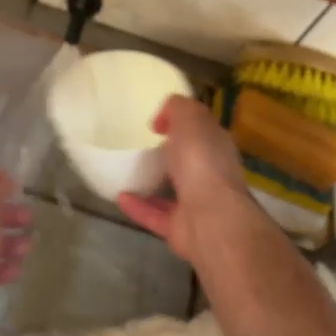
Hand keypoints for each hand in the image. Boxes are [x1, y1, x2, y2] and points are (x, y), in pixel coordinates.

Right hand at [117, 94, 253, 261]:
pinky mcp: (180, 228)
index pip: (202, 130)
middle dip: (170, 153)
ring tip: (127, 170)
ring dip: (152, 182)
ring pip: (173, 190)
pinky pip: (155, 214)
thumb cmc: (201, 161)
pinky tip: (119, 196)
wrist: (211, 219)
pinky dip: (138, 207)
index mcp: (216, 146)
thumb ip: (177, 108)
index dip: (182, 122)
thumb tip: (164, 119)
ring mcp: (196, 203)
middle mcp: (209, 173)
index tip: (157, 122)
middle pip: (189, 160)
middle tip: (142, 144)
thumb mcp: (190, 118)